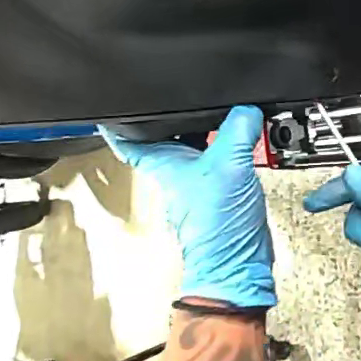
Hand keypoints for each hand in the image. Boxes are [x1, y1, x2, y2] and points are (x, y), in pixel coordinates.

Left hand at [100, 106, 274, 308]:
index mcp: (164, 164)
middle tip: (178, 98)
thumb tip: (247, 109)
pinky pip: (220, 162)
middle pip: (165, 138)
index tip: (114, 107)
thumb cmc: (217, 226)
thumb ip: (237, 129)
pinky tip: (242, 140)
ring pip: (194, 148)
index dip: (119, 122)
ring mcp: (198, 184)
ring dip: (204, 131)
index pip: (129, 140)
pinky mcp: (220, 193)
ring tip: (216, 110)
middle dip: (172, 118)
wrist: (239, 263)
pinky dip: (228, 148)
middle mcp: (177, 173)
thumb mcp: (228, 163)